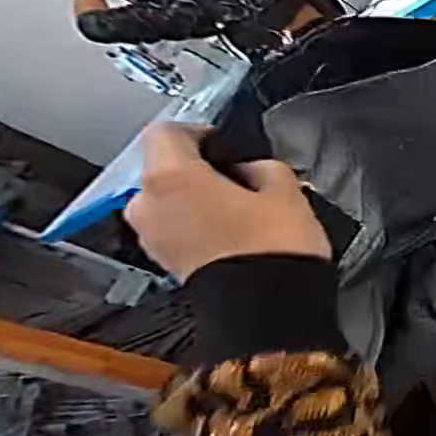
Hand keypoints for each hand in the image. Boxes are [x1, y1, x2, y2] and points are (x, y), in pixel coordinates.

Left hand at [125, 124, 330, 279]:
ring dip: (199, 201)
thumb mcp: (288, 191)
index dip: (200, 131)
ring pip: (171, 201)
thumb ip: (265, 168)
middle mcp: (147, 202)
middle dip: (200, 171)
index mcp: (170, 176)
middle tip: (243, 182)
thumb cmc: (274, 246)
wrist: (269, 303)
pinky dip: (200, 226)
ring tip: (243, 213)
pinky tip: (236, 235)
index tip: (225, 142)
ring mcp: (152, 235)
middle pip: (167, 169)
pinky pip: (177, 229)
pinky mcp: (165, 260)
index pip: (167, 131)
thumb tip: (254, 169)